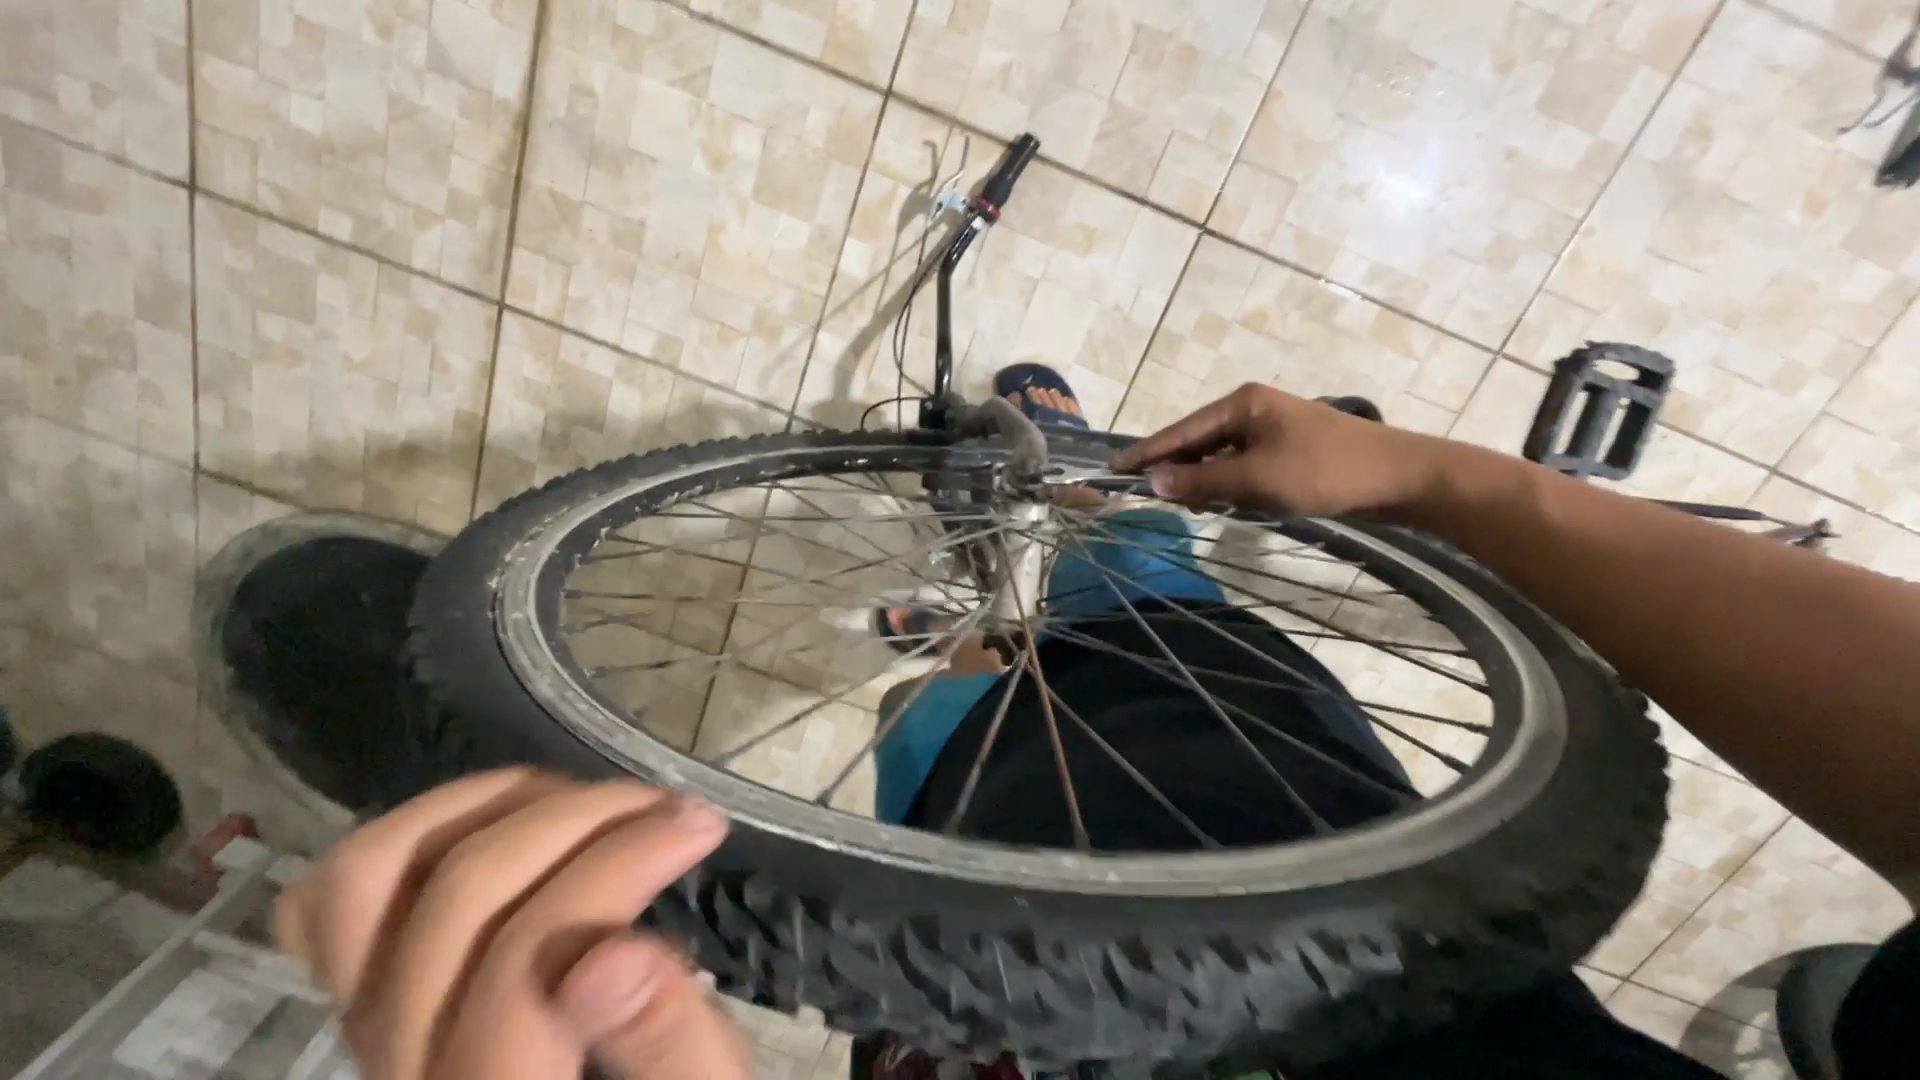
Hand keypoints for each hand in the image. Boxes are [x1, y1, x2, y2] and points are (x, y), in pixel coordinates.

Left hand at [275, 769, 751, 1079]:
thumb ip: (672, 1047)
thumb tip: (616, 952)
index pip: (527, 958)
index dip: (618, 867)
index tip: (700, 827)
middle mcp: (401, 1072)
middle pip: (461, 897)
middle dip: (582, 820)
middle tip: (670, 807)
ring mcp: (363, 1031)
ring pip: (374, 871)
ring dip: (503, 806)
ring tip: (596, 802)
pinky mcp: (363, 998)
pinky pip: (331, 898)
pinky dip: (415, 833)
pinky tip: (507, 822)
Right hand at [1112, 384, 1459, 517]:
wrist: (1401, 477)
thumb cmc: (1325, 471)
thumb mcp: (1257, 479)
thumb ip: (1202, 480)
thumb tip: (1153, 482)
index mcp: (1242, 404)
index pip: (1180, 431)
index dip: (1147, 453)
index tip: (1113, 471)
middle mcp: (1252, 409)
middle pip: (1197, 441)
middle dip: (1173, 468)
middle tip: (1142, 494)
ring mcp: (1271, 429)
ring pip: (1219, 456)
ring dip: (1201, 479)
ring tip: (1179, 503)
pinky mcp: (1287, 450)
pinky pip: (1241, 466)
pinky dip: (1227, 484)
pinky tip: (1220, 502)